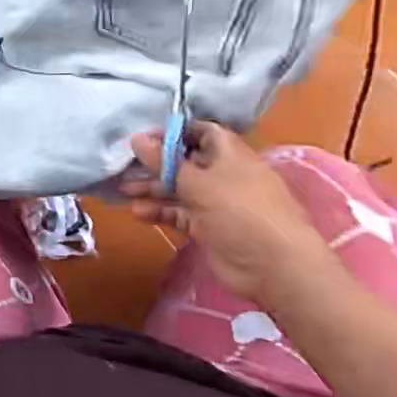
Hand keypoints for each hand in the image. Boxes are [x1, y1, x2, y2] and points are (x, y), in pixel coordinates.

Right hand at [121, 122, 334, 300]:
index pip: (200, 132)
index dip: (173, 132)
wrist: (273, 265)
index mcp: (228, 153)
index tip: (143, 137)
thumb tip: (136, 138)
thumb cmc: (240, 211)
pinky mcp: (208, 227)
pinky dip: (161, 212)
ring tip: (123, 190)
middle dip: (156, 163)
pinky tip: (137, 213)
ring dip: (153, 189)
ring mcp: (216, 202)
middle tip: (124, 166)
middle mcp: (222, 174)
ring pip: (179, 189)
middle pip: (185, 162)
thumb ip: (165, 162)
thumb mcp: (199, 182)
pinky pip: (180, 213)